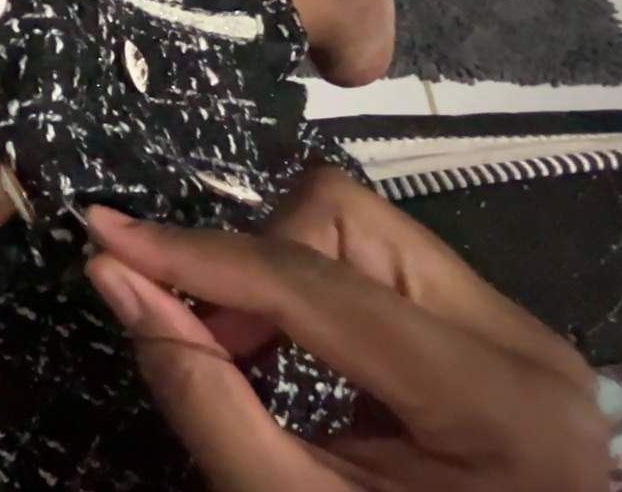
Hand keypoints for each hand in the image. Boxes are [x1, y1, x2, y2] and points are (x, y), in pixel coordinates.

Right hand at [83, 169, 608, 491]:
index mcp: (495, 404)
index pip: (311, 283)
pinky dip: (297, 285)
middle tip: (206, 339)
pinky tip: (282, 348)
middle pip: (340, 218)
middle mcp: (517, 338)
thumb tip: (111, 273)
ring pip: (349, 222)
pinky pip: (365, 255)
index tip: (103, 234)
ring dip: (267, 270)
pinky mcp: (484, 324)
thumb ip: (196, 390)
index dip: (196, 256)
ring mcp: (509, 325)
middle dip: (246, 263)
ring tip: (242, 351)